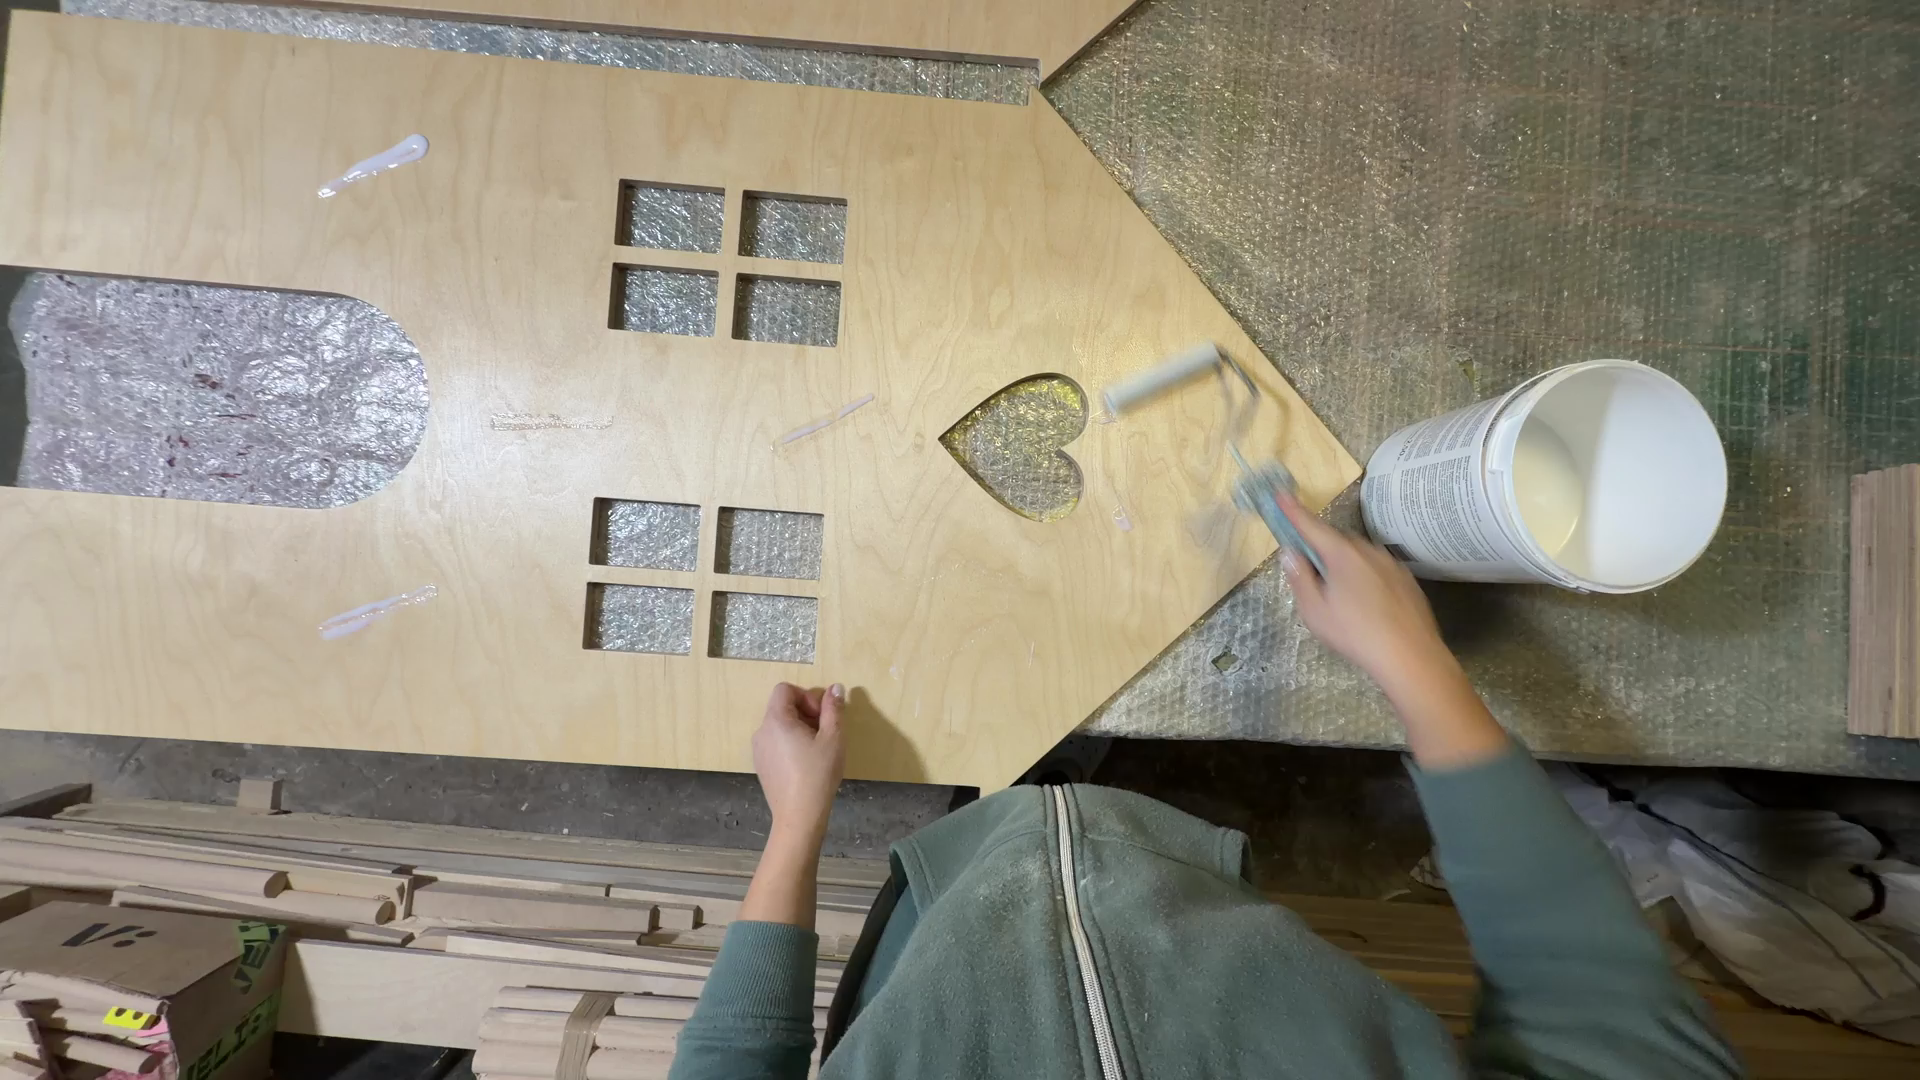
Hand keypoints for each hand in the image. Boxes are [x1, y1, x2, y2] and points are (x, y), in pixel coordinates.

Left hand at [752, 682, 845, 838]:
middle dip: (806, 712)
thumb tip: (835, 688)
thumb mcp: (833, 737)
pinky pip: (776, 742)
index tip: (820, 716)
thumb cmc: (817, 773)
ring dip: (800, 728)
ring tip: (817, 749)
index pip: (785, 689)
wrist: (799, 816)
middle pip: (782, 706)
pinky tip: (805, 763)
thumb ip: (833, 708)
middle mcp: (762, 731)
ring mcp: (759, 750)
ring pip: (780, 725)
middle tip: (824, 733)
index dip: (806, 695)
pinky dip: (791, 743)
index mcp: (776, 720)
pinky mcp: (761, 765)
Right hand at [1276, 494, 1458, 694]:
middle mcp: (1367, 551)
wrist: (1411, 656)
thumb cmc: (1354, 632)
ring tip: (1339, 597)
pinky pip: (1376, 569)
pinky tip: (1364, 604)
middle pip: (1335, 541)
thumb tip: (1291, 553)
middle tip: (1310, 574)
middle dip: (1320, 549)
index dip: (1293, 511)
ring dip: (1343, 565)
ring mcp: (1391, 564)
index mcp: (1341, 554)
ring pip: (1357, 556)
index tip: (1280, 494)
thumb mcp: (1313, 609)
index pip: (1311, 526)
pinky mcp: (1406, 580)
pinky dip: (1363, 577)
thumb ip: (1300, 577)